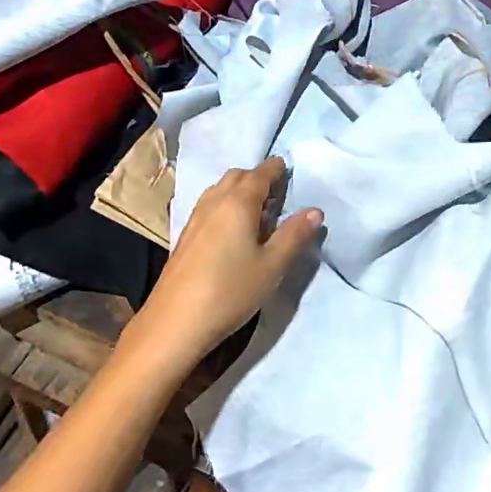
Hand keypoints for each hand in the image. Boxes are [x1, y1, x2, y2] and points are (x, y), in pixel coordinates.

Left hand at [119, 157, 322, 374]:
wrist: (175, 322)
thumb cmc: (230, 291)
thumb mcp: (272, 266)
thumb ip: (294, 235)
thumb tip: (315, 211)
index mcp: (238, 203)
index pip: (260, 174)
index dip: (276, 169)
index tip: (289, 169)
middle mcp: (214, 202)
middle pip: (237, 177)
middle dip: (257, 177)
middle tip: (278, 193)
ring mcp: (195, 219)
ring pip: (219, 190)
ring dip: (239, 190)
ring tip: (258, 210)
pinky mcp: (185, 236)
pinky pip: (209, 206)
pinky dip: (225, 204)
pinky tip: (233, 230)